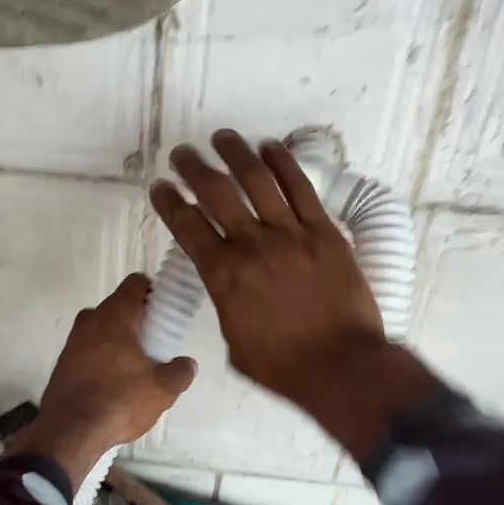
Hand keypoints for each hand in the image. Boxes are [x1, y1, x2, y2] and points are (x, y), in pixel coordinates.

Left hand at [7, 273, 196, 481]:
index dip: (154, 292)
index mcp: (114, 316)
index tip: (166, 312)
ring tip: (137, 367)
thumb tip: (187, 364)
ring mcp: (72, 342)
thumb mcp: (162, 390)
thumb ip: (180, 372)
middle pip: (119, 307)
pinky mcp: (63, 364)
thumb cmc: (119, 401)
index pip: (136, 283)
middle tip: (156, 344)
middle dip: (138, 320)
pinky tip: (114, 383)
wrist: (70, 432)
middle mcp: (89, 321)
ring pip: (102, 330)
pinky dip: (102, 358)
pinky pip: (89, 350)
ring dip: (119, 341)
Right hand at [149, 130, 434, 459]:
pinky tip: (270, 147)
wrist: (342, 366)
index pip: (187, 226)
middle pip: (216, 193)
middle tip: (183, 154)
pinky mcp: (325, 232)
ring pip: (257, 181)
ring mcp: (291, 235)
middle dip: (194, 168)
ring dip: (235, 154)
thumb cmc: (284, 366)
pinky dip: (283, 163)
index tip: (160, 187)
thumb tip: (228, 290)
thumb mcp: (234, 339)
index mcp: (224, 275)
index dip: (169, 202)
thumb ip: (226, 304)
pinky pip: (301, 189)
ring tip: (222, 138)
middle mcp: (252, 246)